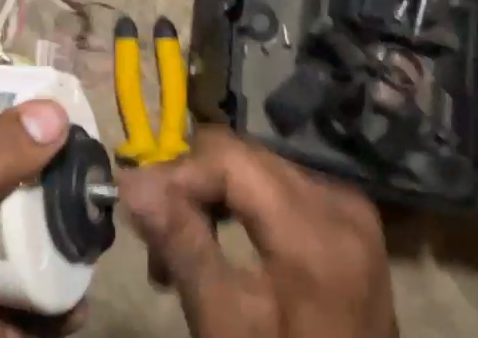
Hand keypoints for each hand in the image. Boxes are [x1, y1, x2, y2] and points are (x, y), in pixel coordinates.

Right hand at [117, 129, 395, 337]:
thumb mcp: (224, 319)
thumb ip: (179, 242)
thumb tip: (129, 180)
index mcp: (314, 229)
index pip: (227, 157)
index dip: (175, 173)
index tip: (139, 210)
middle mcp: (338, 201)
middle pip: (240, 158)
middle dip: (189, 189)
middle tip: (155, 241)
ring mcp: (348, 209)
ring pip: (252, 168)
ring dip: (209, 199)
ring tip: (181, 247)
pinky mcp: (346, 222)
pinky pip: (276, 187)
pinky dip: (238, 207)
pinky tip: (219, 241)